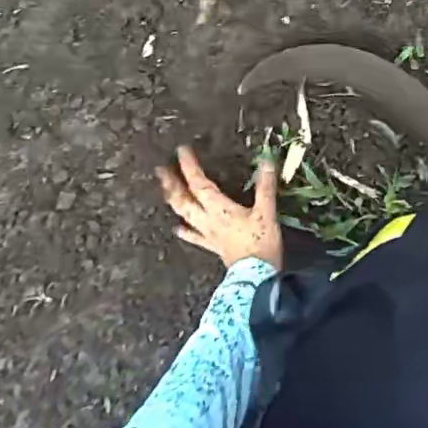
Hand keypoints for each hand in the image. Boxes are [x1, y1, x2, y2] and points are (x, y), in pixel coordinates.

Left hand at [156, 145, 282, 271]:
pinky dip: (185, 231)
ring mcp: (208, 234)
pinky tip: (178, 229)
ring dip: (174, 201)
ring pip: (185, 215)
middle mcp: (208, 219)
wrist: (256, 277)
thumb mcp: (266, 212)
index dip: (190, 166)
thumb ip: (265, 186)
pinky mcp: (213, 246)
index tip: (182, 150)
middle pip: (184, 199)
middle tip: (160, 170)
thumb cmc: (261, 243)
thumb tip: (267, 160)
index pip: (199, 183)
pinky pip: (194, 237)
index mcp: (219, 208)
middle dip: (171, 183)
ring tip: (165, 191)